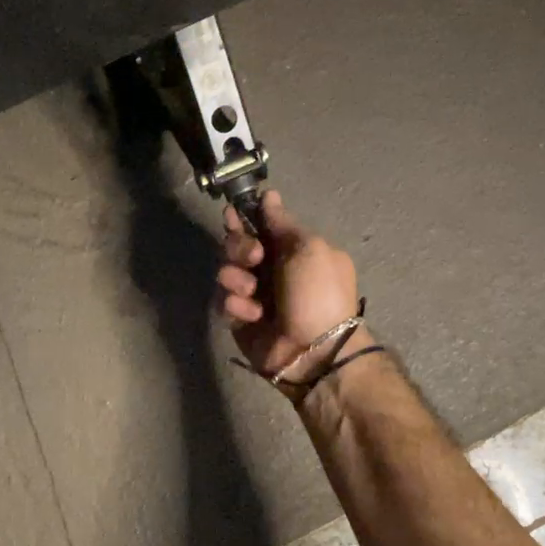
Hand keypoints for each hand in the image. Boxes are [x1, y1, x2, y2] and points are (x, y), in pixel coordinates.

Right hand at [217, 190, 361, 378]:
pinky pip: (226, 301)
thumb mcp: (308, 249)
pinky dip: (238, 306)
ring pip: (227, 272)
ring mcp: (255, 295)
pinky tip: (253, 315)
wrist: (314, 350)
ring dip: (237, 279)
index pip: (262, 226)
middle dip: (240, 248)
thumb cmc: (318, 294)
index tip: (233, 213)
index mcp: (294, 250)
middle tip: (253, 259)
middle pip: (238, 246)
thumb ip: (282, 222)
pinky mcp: (240, 319)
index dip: (245, 218)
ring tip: (252, 293)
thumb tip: (269, 195)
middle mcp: (273, 270)